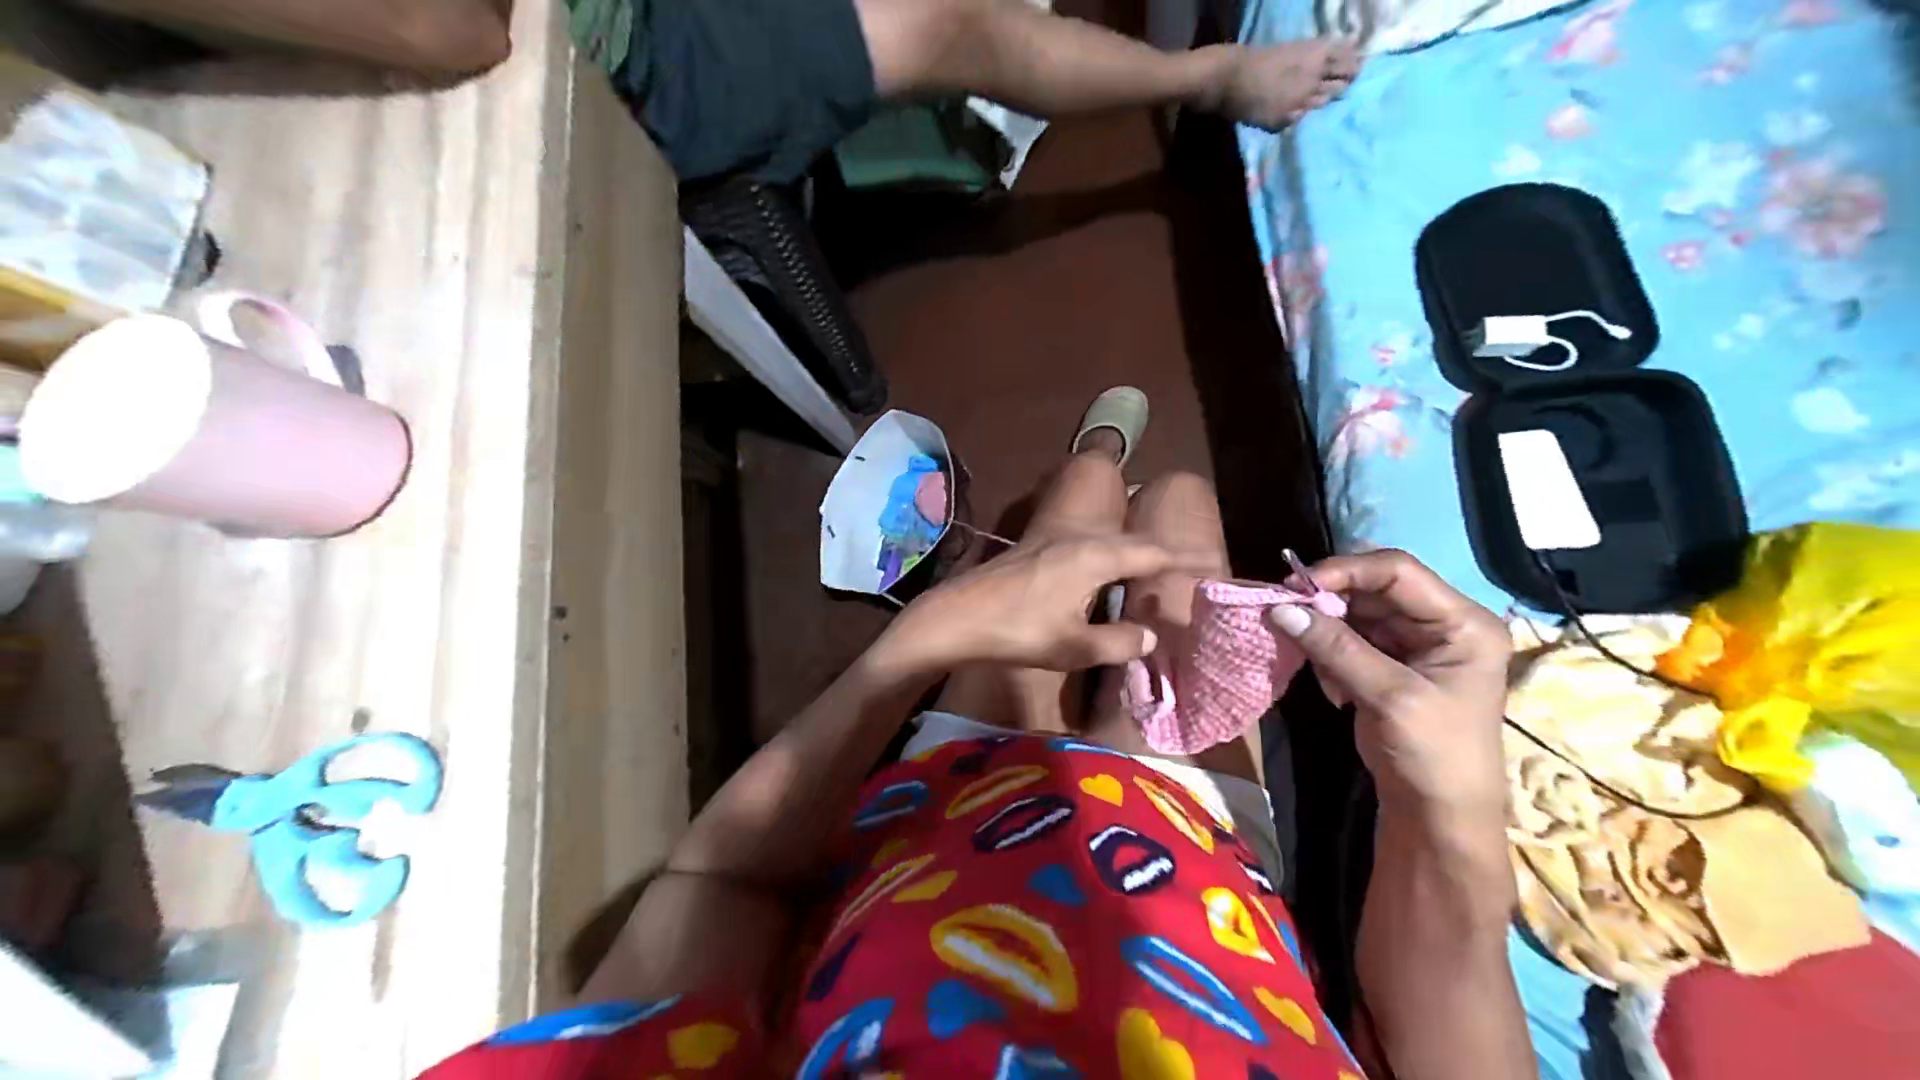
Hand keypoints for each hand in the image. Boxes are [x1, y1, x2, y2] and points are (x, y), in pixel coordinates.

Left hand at [883, 535, 1209, 673]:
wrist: (955, 616)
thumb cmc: (1018, 631)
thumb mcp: (1074, 647)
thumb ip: (1119, 641)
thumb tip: (1151, 635)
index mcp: (1094, 556)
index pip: (1150, 551)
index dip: (1180, 559)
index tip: (1207, 566)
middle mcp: (1077, 538)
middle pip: (1129, 541)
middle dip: (1158, 554)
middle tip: (1184, 570)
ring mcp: (1051, 539)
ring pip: (1104, 540)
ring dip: (1129, 553)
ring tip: (1148, 573)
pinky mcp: (1033, 548)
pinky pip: (1084, 545)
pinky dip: (1105, 557)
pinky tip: (1100, 575)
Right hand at [1267, 550, 1510, 817]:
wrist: (1438, 815)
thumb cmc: (1433, 754)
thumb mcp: (1388, 696)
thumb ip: (1335, 647)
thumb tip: (1279, 607)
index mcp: (1462, 623)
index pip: (1398, 571)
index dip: (1345, 571)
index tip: (1296, 586)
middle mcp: (1440, 623)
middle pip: (1372, 588)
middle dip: (1328, 601)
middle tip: (1286, 613)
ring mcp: (1414, 642)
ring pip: (1354, 612)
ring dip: (1325, 630)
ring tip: (1318, 668)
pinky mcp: (1389, 661)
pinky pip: (1347, 637)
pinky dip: (1328, 652)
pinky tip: (1332, 686)